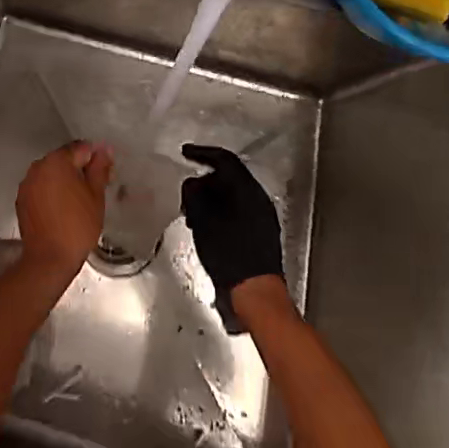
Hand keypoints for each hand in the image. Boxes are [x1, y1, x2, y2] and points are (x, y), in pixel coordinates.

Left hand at [16, 141, 112, 277]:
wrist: (48, 259)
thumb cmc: (77, 227)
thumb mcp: (96, 196)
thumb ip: (99, 168)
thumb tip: (104, 150)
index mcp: (57, 160)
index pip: (81, 148)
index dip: (95, 160)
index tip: (103, 176)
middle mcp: (38, 166)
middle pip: (64, 159)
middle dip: (78, 170)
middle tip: (92, 192)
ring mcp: (27, 183)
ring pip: (51, 174)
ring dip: (64, 181)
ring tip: (77, 204)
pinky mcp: (21, 199)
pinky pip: (40, 188)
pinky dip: (50, 193)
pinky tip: (61, 211)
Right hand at [181, 144, 283, 295]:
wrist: (256, 295)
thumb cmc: (228, 254)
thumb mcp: (202, 220)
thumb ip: (194, 194)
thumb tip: (192, 184)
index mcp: (247, 190)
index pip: (224, 160)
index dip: (202, 152)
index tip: (185, 152)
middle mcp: (259, 199)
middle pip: (229, 177)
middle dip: (204, 181)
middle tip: (187, 193)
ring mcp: (263, 217)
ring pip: (232, 195)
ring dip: (211, 199)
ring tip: (193, 214)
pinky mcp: (262, 234)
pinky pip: (238, 210)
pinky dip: (220, 211)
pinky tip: (207, 227)